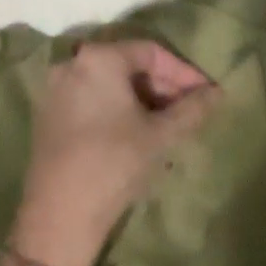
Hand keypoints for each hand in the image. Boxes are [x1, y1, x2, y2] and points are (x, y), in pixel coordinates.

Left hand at [14, 41, 219, 265]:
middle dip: (163, 86)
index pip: (151, 52)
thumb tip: (216, 92)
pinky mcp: (49, 116)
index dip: (184, 72)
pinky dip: (118, 109)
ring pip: (110, 85)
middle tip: (189, 110)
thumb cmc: (115, 163)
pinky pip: (92, 100)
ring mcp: (55, 91)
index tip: (207, 93)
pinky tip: (137, 133)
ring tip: (168, 125)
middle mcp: (72, 65)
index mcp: (98, 59)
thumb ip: (192, 109)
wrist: (61, 213)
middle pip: (127, 65)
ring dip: (143, 100)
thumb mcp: (161, 135)